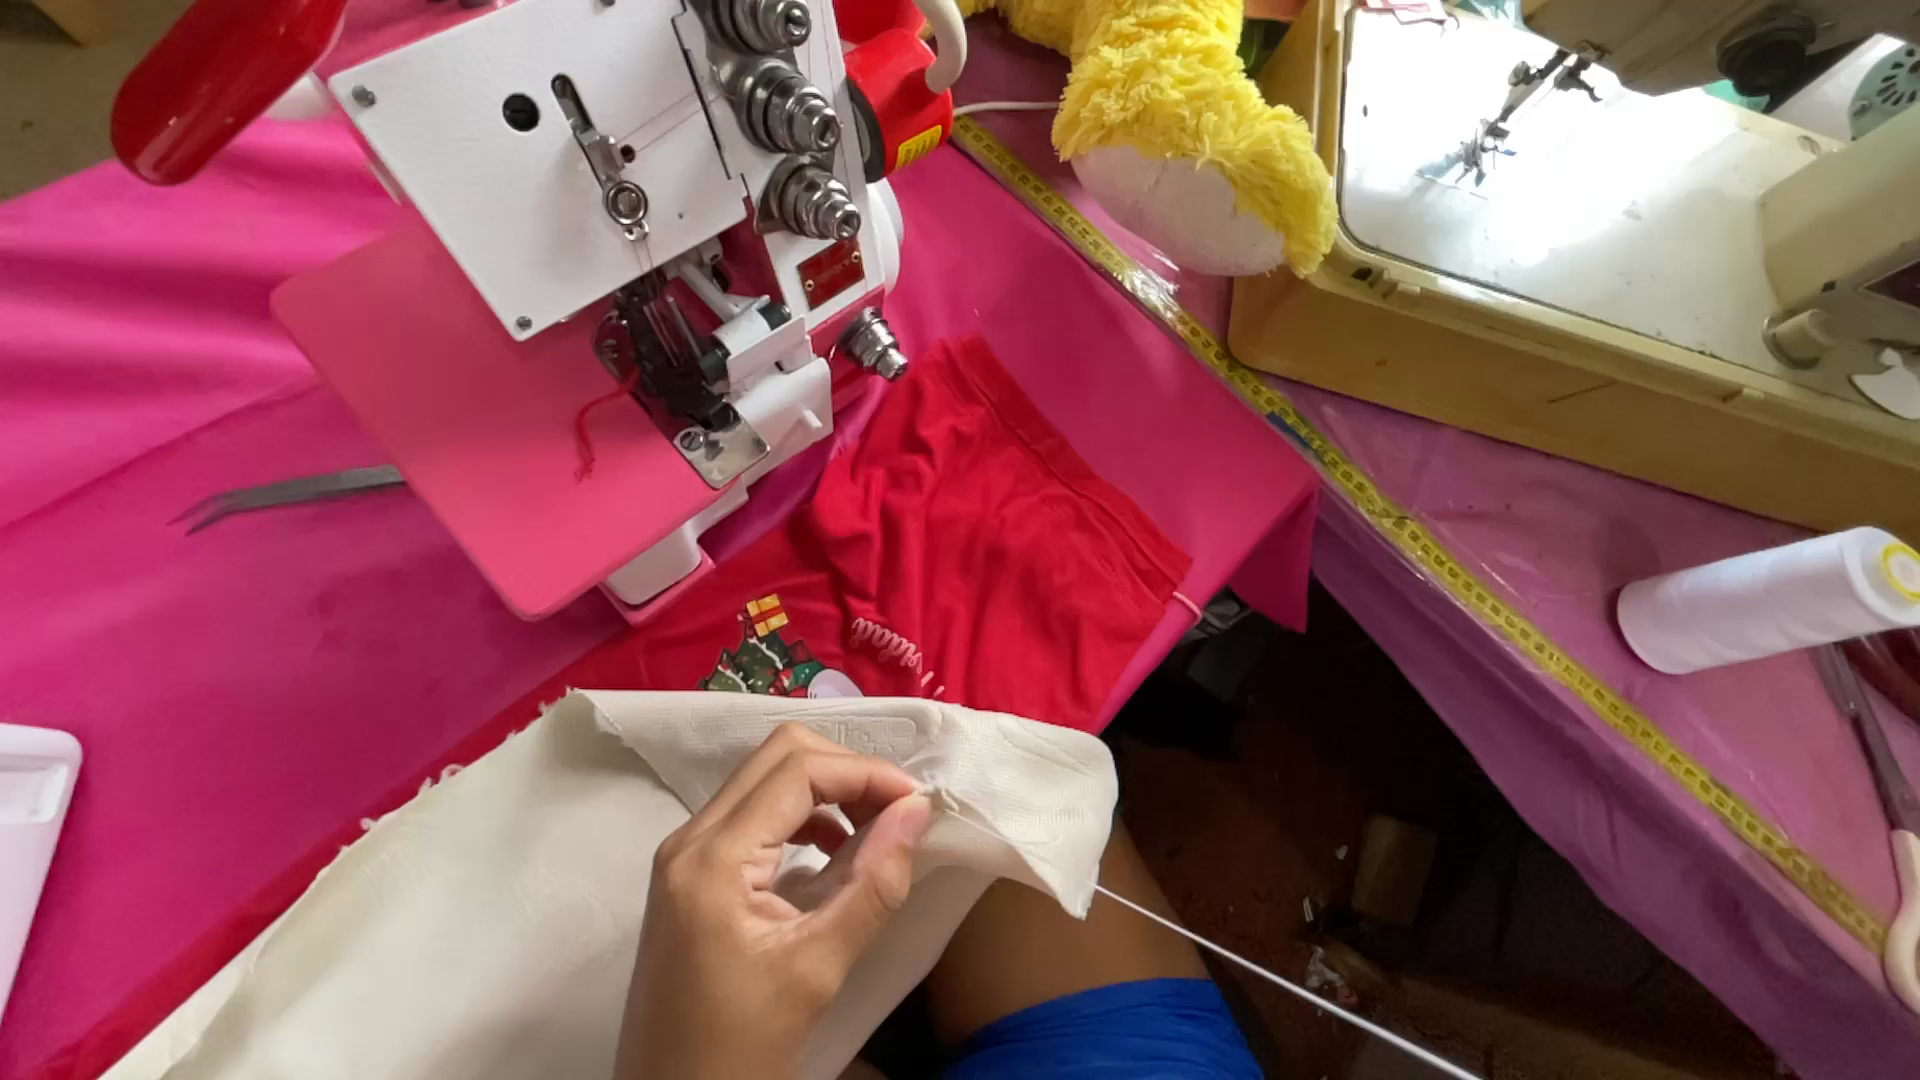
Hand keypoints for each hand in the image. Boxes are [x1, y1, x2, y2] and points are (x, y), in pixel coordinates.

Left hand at [616, 723, 933, 1078]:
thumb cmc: (739, 1053)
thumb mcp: (817, 970)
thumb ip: (873, 884)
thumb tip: (917, 812)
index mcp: (713, 859)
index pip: (797, 771)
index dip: (863, 774)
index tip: (913, 802)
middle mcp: (691, 837)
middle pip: (779, 756)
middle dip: (846, 769)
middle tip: (894, 810)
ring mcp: (686, 851)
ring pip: (766, 775)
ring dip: (826, 786)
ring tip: (873, 828)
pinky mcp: (692, 869)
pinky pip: (755, 808)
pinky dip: (803, 810)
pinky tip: (834, 848)